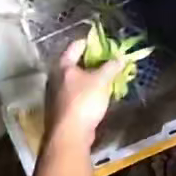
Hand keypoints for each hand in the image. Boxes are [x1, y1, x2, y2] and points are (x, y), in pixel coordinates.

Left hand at [45, 36, 124, 150]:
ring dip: (90, 78)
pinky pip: (76, 94)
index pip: (76, 46)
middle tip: (108, 61)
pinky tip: (97, 96)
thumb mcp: (101, 81)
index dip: (91, 42)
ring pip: (75, 80)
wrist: (70, 134)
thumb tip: (120, 57)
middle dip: (92, 62)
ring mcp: (56, 94)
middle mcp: (55, 77)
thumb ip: (111, 67)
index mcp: (63, 66)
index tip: (104, 42)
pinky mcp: (61, 109)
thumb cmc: (84, 102)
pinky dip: (87, 92)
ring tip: (106, 78)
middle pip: (75, 63)